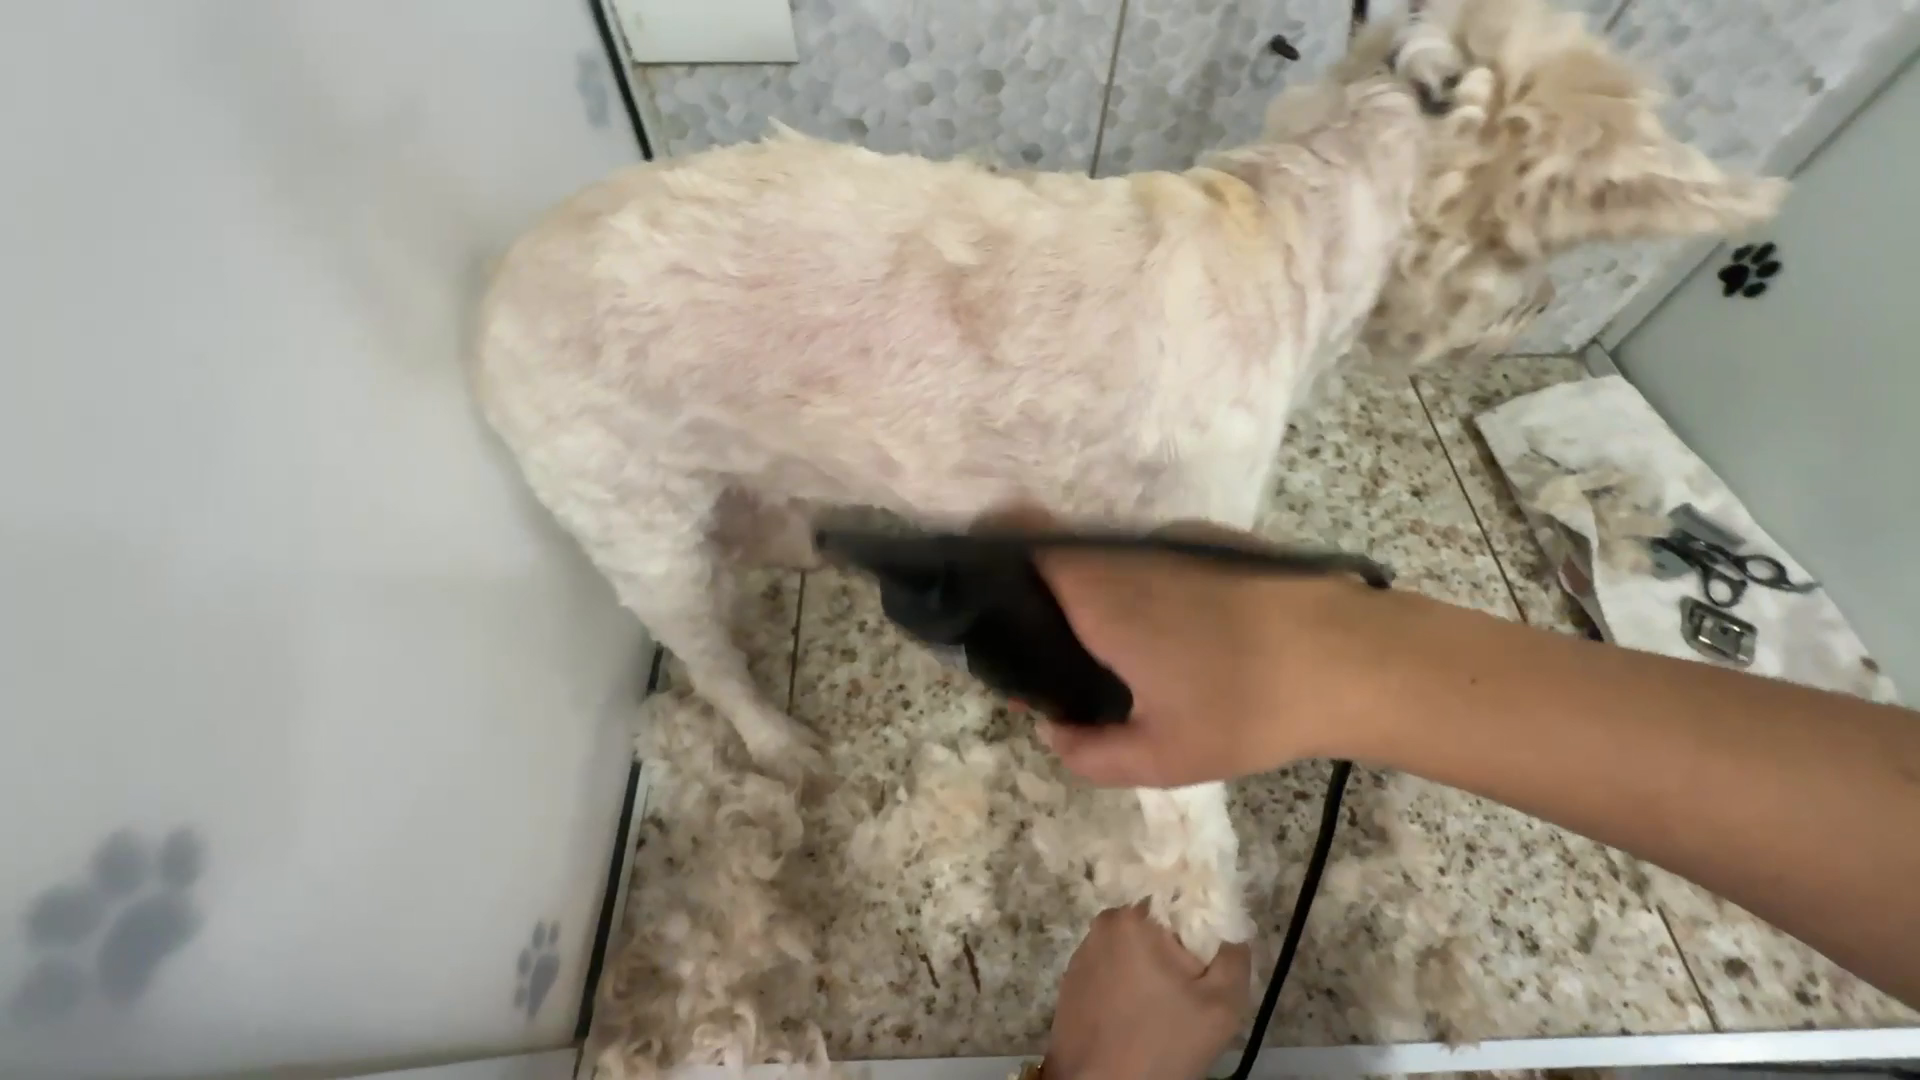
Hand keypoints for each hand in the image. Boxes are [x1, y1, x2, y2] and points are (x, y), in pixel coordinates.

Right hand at [976, 505, 1379, 787]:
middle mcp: (1126, 556)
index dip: (994, 571)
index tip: (997, 622)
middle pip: (1059, 559)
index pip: (1021, 547)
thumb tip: (1053, 733)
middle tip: (1060, 663)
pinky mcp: (1212, 546)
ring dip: (1095, 601)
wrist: (1356, 658)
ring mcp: (1172, 544)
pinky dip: (1139, 593)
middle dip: (1043, 604)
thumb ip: (1089, 754)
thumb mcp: (1162, 756)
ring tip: (1121, 659)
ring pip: (1107, 563)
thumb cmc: (1246, 706)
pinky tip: (1177, 640)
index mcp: (1098, 596)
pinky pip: (1149, 564)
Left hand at [1044, 903, 1251, 1079]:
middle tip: (1190, 994)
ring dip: (1151, 971)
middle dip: (1176, 954)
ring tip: (1164, 1011)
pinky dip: (1128, 986)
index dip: (1201, 928)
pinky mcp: (1073, 977)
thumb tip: (1233, 929)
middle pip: (1156, 926)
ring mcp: (1083, 950)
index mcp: (1135, 918)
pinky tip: (1138, 1018)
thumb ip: (1234, 957)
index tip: (1209, 960)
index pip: (1179, 901)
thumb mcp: (1220, 1006)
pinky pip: (1112, 969)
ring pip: (1133, 949)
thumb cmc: (1161, 1043)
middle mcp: (1104, 923)